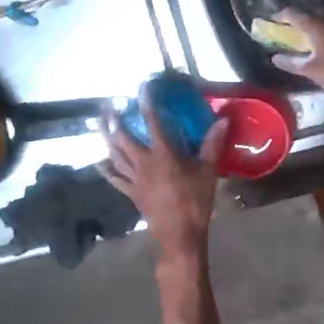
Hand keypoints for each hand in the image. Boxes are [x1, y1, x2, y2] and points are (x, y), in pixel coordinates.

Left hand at [101, 88, 228, 263]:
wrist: (180, 234)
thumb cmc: (196, 201)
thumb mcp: (209, 171)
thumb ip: (213, 143)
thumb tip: (223, 119)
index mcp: (163, 154)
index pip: (153, 122)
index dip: (147, 104)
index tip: (141, 88)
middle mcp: (144, 163)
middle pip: (123, 138)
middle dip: (115, 120)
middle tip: (109, 105)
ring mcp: (134, 179)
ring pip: (115, 155)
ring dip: (107, 139)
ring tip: (101, 125)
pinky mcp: (131, 193)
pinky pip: (114, 178)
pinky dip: (106, 169)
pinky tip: (99, 162)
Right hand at [269, 10, 323, 94]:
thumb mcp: (311, 70)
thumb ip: (290, 62)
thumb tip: (274, 57)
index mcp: (314, 23)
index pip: (290, 13)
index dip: (277, 18)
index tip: (267, 25)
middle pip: (303, 14)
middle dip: (289, 23)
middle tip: (278, 35)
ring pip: (315, 20)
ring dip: (303, 28)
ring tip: (293, 42)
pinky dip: (315, 33)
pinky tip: (313, 47)